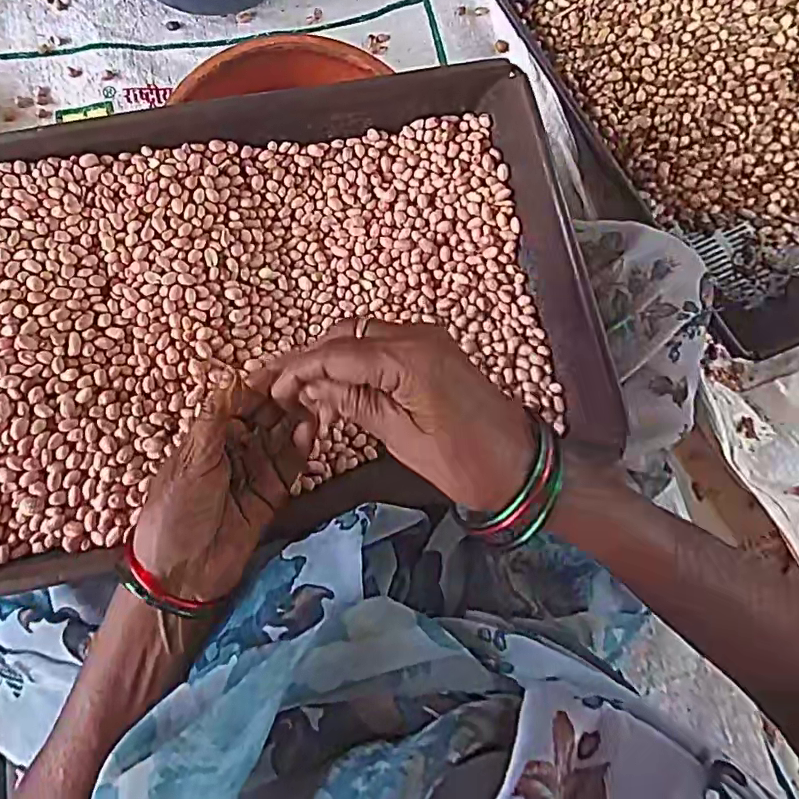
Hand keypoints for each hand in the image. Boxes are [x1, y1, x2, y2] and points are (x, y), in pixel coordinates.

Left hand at [130, 380, 313, 602]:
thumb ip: (216, 419)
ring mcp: (255, 470)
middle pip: (266, 415)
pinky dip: (301, 447)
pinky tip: (310, 430)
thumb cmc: (175, 509)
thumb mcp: (192, 459)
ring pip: (282, 436)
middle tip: (306, 383)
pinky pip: (290, 464)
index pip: (240, 401)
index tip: (284, 369)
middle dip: (284, 399)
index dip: (261, 385)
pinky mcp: (271, 494)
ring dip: (297, 418)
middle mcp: (235, 447)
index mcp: (210, 434)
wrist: (180, 573)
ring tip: (315, 401)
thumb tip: (234, 378)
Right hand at [258, 320, 536, 511]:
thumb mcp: (402, 439)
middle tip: (282, 384)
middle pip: (347, 334)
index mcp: (410, 359)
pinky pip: (382, 343)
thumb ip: (356, 404)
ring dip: (332, 355)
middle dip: (311, 357)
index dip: (301, 369)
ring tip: (305, 386)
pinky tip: (340, 382)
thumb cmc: (467, 462)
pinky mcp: (431, 348)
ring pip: (362, 334)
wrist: (524, 464)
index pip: (338, 353)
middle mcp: (417, 336)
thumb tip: (314, 388)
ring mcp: (426, 338)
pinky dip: (356, 358)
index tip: (274, 387)